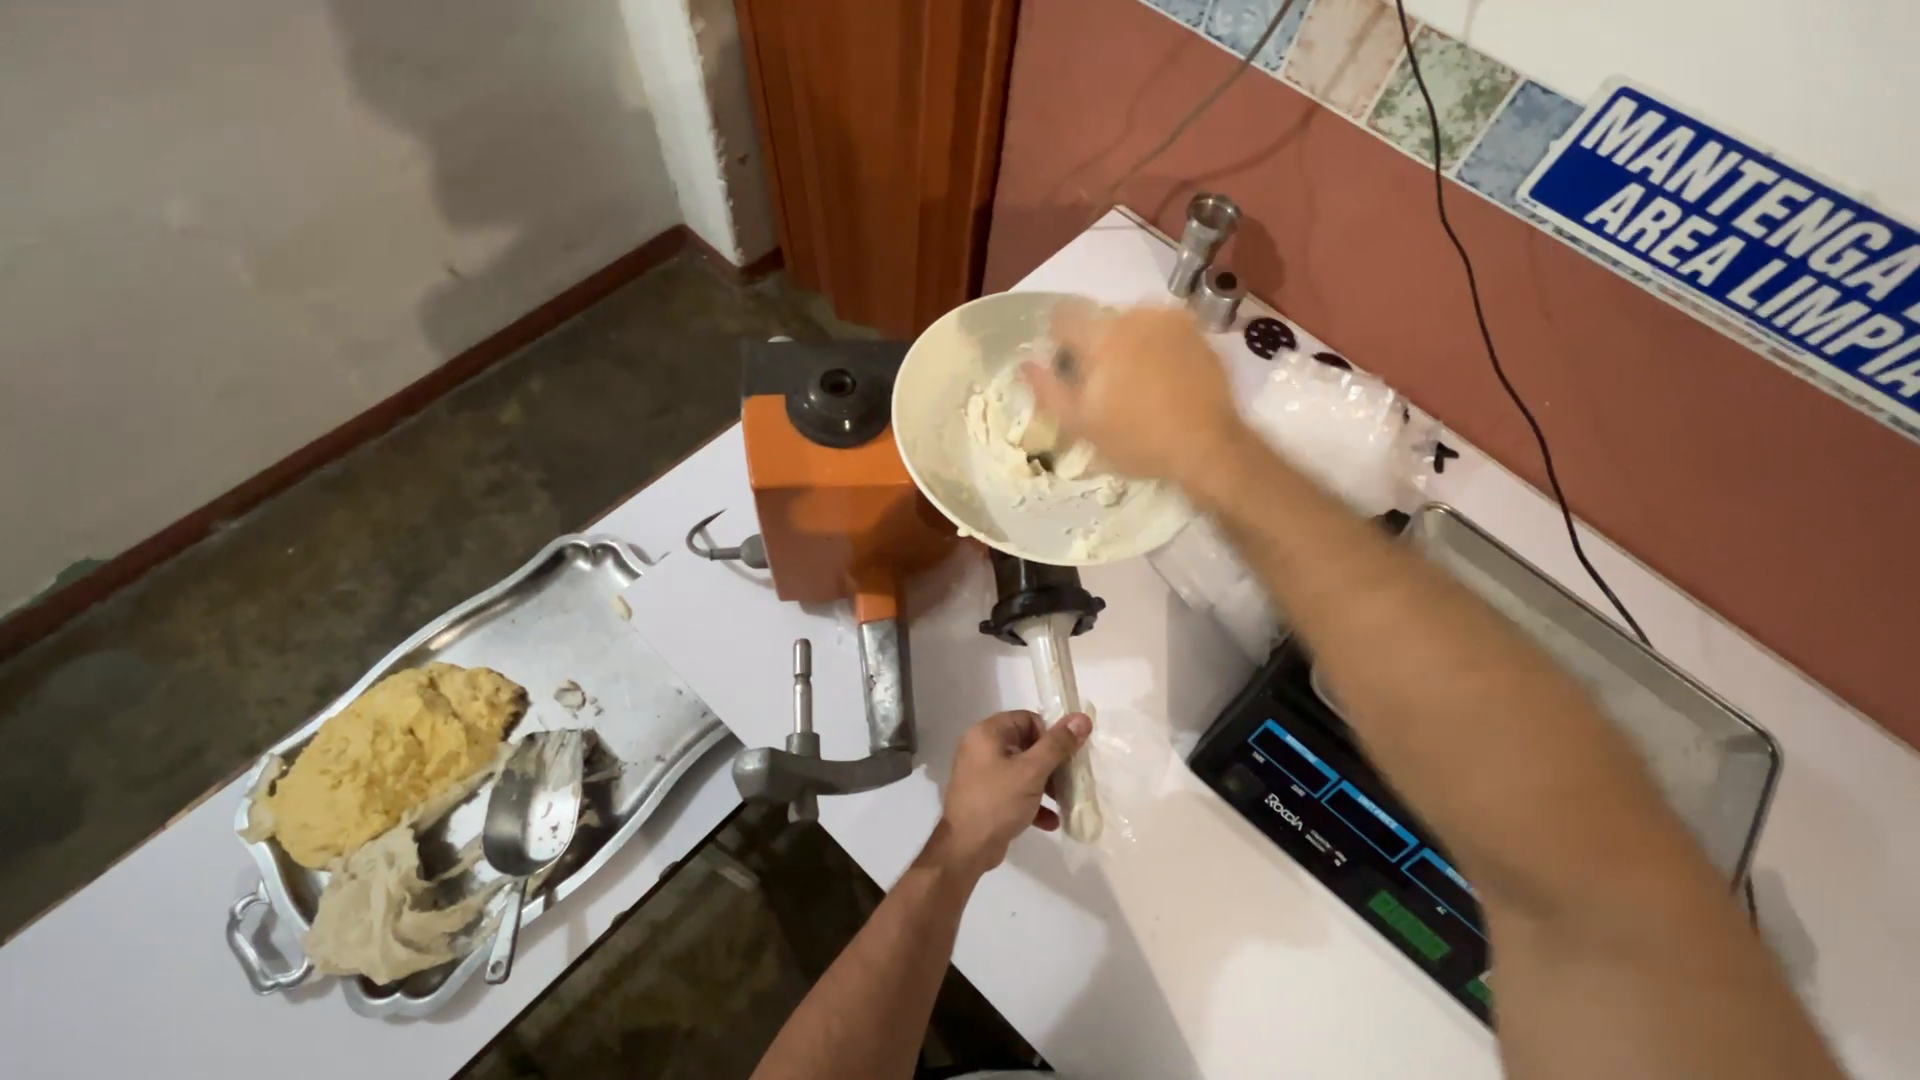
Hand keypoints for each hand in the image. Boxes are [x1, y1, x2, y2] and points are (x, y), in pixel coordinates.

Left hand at [935, 710, 1091, 876]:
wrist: (966, 848)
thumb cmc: (998, 801)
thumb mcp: (1032, 771)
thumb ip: (1058, 745)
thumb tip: (1082, 718)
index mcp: (987, 733)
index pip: (1026, 719)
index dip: (1049, 735)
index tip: (1065, 756)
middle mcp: (981, 749)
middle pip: (1026, 745)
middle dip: (1051, 763)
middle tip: (1069, 779)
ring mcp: (982, 775)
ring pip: (1022, 771)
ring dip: (1045, 784)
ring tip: (1063, 801)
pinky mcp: (985, 798)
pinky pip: (1014, 792)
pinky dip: (1032, 802)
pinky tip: (1051, 821)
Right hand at [1025, 299, 1246, 488]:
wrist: (1208, 447)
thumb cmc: (1138, 441)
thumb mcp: (1082, 425)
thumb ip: (1048, 389)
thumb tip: (1026, 363)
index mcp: (1102, 335)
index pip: (1063, 316)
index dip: (1059, 342)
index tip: (1068, 370)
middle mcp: (1136, 315)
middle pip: (1101, 320)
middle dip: (1097, 345)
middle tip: (1106, 386)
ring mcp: (1172, 320)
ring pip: (1134, 323)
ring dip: (1128, 343)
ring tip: (1138, 383)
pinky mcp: (1199, 332)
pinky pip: (1165, 330)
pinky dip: (1158, 347)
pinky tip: (1165, 379)